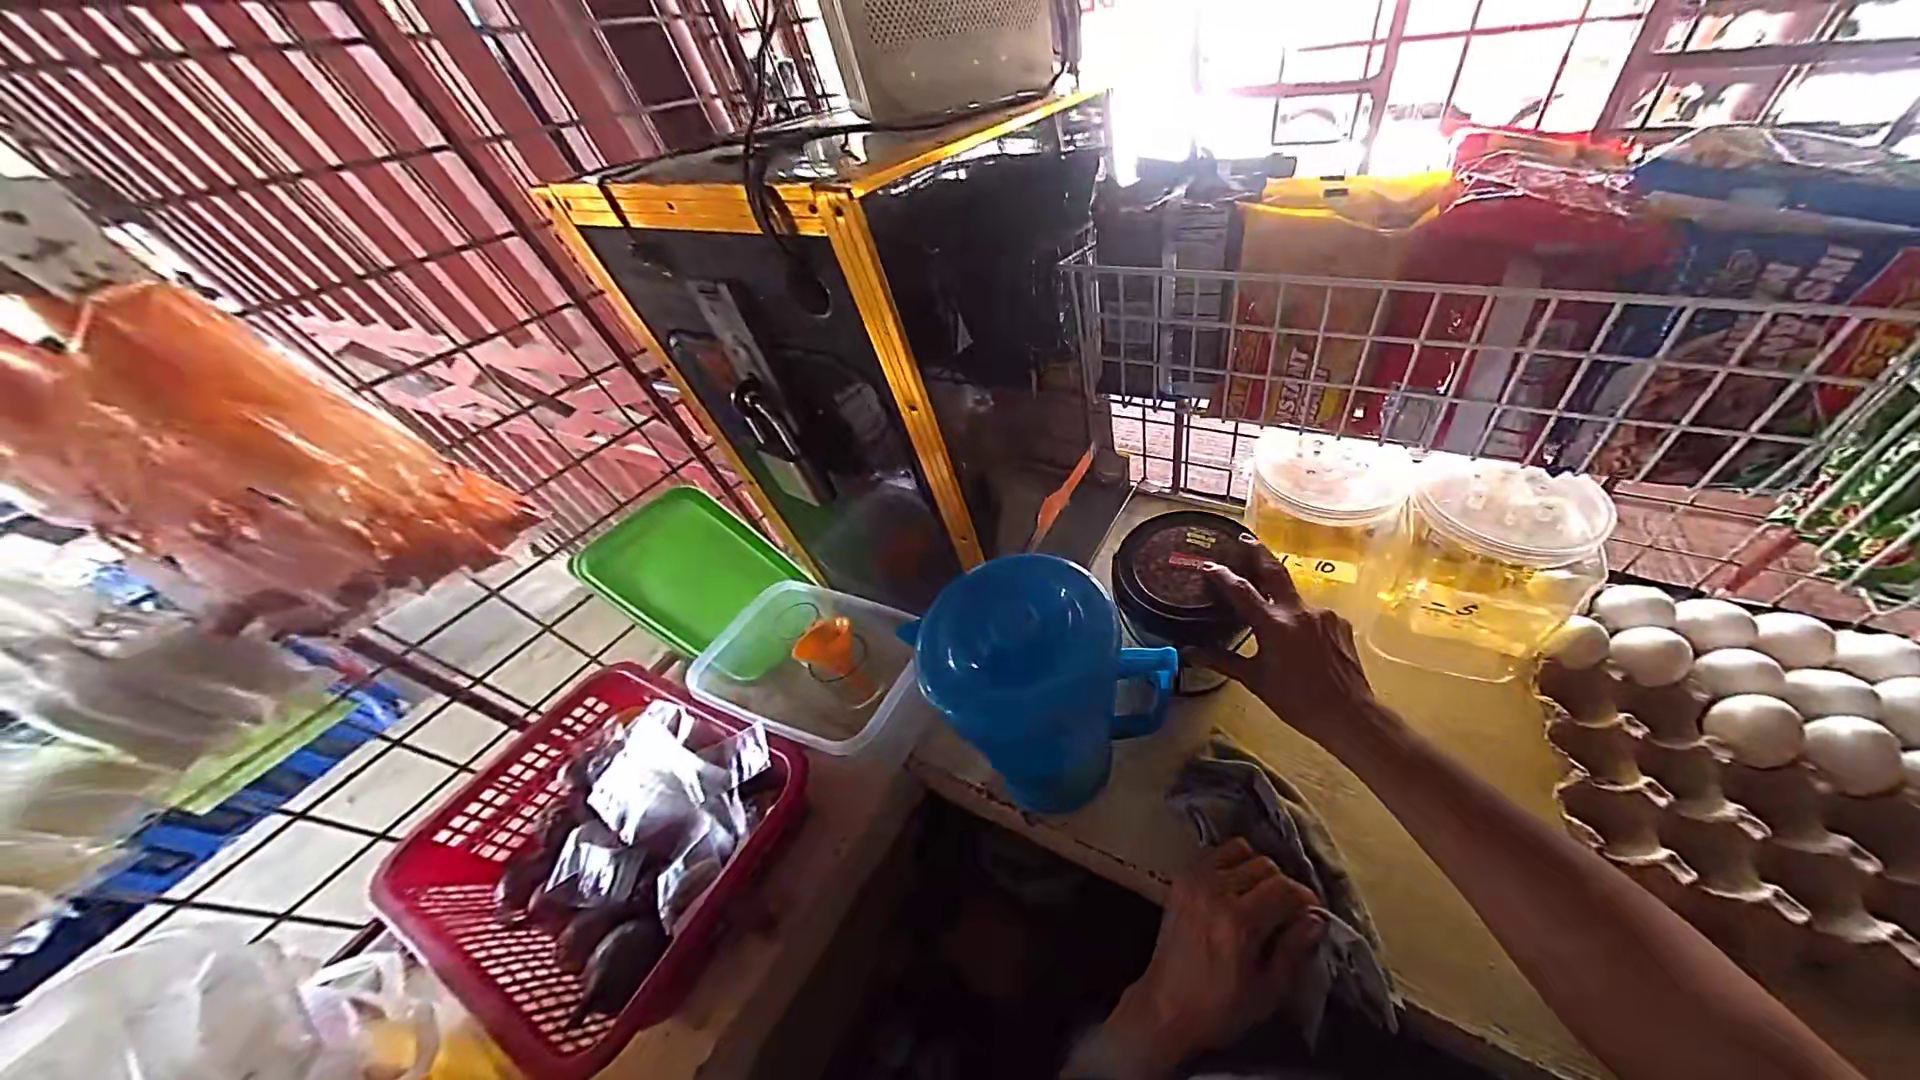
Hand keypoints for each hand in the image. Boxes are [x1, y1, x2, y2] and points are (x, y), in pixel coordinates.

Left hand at [1098, 839, 1325, 1078]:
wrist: (1167, 1004)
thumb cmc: (1221, 1006)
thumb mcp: (1269, 990)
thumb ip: (1295, 950)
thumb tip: (1316, 918)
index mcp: (1238, 921)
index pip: (1284, 888)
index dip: (1306, 899)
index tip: (1312, 913)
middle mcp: (1214, 891)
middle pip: (1263, 865)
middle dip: (1283, 886)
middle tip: (1288, 910)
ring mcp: (1194, 880)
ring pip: (1239, 850)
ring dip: (1256, 870)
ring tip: (1262, 898)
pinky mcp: (1181, 879)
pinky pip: (1213, 853)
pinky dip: (1230, 863)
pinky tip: (1236, 889)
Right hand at [1185, 537, 1379, 750]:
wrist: (1350, 715)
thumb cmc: (1296, 700)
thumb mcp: (1254, 679)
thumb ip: (1221, 660)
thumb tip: (1190, 652)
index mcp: (1274, 625)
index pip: (1242, 591)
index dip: (1222, 576)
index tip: (1208, 565)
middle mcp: (1299, 612)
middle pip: (1275, 571)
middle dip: (1257, 552)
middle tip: (1243, 539)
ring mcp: (1323, 615)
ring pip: (1293, 595)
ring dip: (1277, 593)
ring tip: (1266, 597)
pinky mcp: (1339, 623)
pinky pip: (1311, 612)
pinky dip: (1298, 616)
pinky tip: (1295, 633)